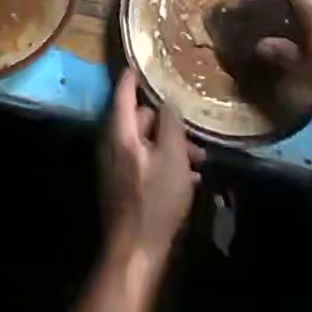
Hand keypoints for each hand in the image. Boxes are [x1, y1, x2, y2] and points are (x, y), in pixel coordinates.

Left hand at [100, 70, 202, 257]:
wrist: (136, 251)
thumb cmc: (156, 201)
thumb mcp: (173, 158)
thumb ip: (170, 125)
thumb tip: (167, 101)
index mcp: (120, 132)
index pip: (124, 92)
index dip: (133, 76)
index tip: (142, 61)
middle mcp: (112, 143)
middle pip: (138, 118)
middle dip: (166, 121)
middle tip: (195, 130)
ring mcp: (115, 164)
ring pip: (145, 142)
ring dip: (170, 146)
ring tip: (199, 160)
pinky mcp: (123, 183)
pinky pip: (144, 161)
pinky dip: (164, 162)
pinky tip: (188, 177)